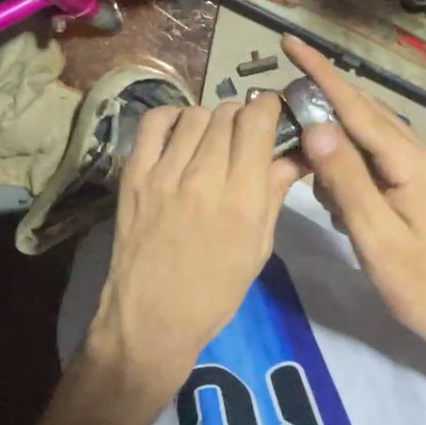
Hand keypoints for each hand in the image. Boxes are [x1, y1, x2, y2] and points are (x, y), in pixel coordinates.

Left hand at [86, 96, 303, 389]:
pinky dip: (171, 118)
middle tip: (242, 135)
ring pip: (195, 115)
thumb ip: (272, 194)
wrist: (152, 316)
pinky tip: (179, 133)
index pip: (257, 122)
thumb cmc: (214, 291)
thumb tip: (291, 155)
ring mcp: (165, 172)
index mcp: (242, 197)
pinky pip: (153, 123)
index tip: (271, 113)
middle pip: (227, 114)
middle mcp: (204, 176)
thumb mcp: (258, 248)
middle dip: (242, 117)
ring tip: (210, 139)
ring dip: (209, 120)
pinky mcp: (134, 174)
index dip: (268, 108)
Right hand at [281, 36, 425, 358]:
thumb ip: (346, 179)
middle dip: (319, 93)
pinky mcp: (408, 187)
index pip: (355, 106)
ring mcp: (413, 170)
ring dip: (327, 134)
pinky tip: (327, 188)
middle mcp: (413, 155)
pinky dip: (339, 162)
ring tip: (294, 145)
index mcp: (408, 161)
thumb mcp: (376, 235)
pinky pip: (366, 158)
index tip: (289, 42)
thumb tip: (314, 125)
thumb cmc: (421, 285)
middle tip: (276, 92)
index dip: (320, 72)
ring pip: (362, 133)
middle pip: (359, 110)